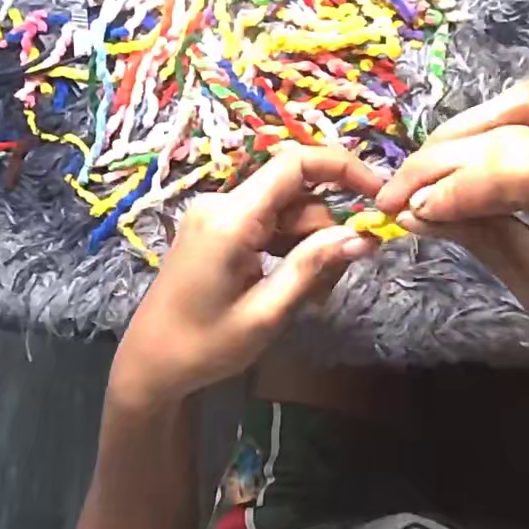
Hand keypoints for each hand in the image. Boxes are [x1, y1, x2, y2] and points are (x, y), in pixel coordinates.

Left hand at [113, 146, 384, 407]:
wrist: (150, 363)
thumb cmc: (203, 346)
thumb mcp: (266, 312)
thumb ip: (313, 267)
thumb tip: (362, 237)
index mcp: (230, 218)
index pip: (294, 164)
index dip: (342, 168)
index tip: (379, 194)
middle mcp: (222, 204)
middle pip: (296, 196)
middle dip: (324, 234)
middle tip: (327, 287)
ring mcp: (217, 214)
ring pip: (286, 213)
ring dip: (308, 249)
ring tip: (306, 299)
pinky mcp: (217, 228)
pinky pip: (268, 225)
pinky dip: (287, 250)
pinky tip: (289, 288)